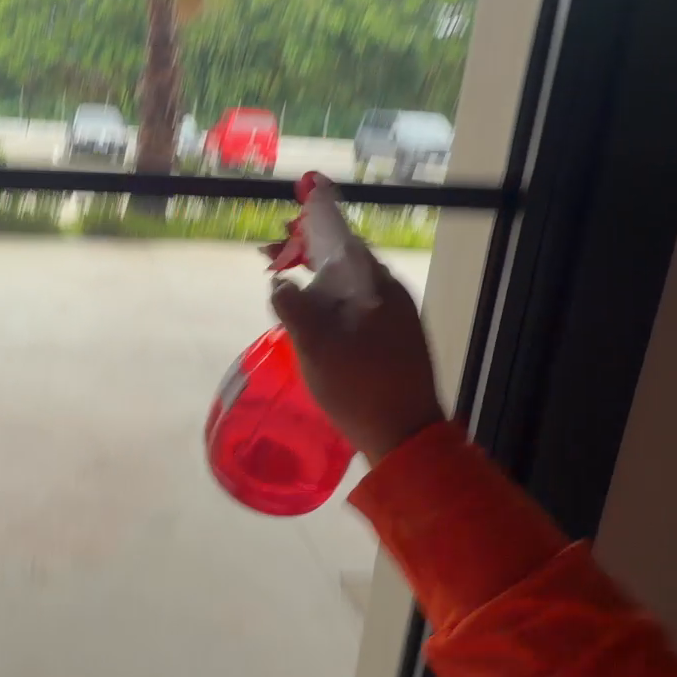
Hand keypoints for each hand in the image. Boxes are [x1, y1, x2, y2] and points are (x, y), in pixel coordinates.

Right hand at [269, 261, 446, 466]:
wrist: (404, 439)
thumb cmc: (360, 388)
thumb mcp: (315, 346)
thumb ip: (292, 307)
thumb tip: (280, 283)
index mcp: (381, 288)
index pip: (342, 243)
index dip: (305, 237)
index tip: (275, 245)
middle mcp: (393, 296)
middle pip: (345, 265)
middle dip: (307, 262)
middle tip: (272, 267)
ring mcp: (396, 320)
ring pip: (349, 290)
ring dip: (317, 288)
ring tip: (286, 298)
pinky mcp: (393, 341)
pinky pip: (356, 311)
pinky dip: (330, 309)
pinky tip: (311, 324)